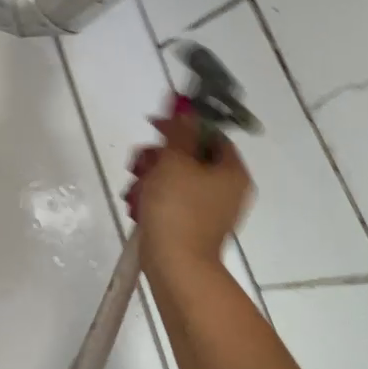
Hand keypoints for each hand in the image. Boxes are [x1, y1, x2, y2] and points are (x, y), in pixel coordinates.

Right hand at [125, 97, 251, 269]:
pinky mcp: (191, 222)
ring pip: (174, 175)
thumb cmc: (178, 207)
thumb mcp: (175, 160)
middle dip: (158, 156)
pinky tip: (137, 204)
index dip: (182, 126)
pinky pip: (170, 197)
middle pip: (188, 154)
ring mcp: (209, 207)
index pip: (210, 134)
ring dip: (149, 176)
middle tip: (141, 164)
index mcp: (231, 172)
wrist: (176, 264)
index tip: (155, 128)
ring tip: (136, 189)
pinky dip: (152, 196)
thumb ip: (178, 130)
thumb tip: (185, 104)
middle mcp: (226, 188)